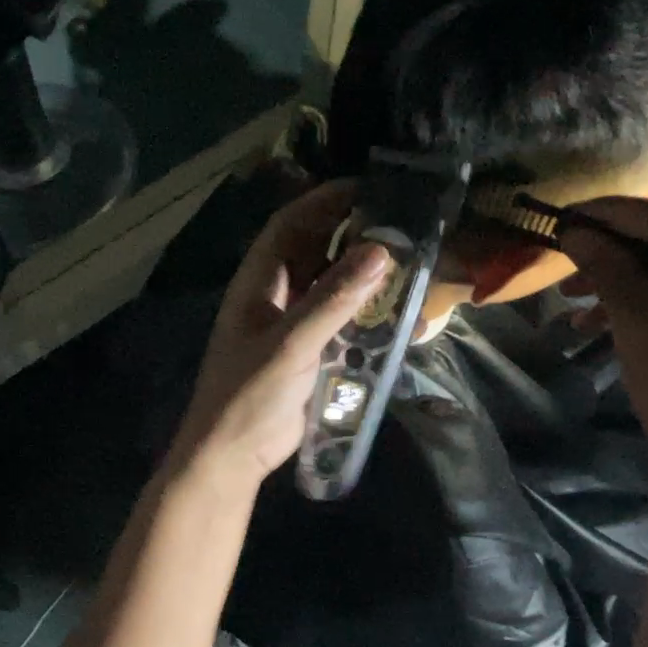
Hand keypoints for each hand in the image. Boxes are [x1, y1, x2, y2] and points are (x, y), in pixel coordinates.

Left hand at [170, 182, 393, 480]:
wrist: (232, 456)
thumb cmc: (247, 396)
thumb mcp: (290, 345)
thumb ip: (333, 300)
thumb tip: (381, 251)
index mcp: (258, 285)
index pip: (290, 226)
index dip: (325, 203)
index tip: (371, 190)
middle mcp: (276, 299)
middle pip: (318, 254)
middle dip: (357, 238)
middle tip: (406, 228)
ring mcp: (294, 329)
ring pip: (336, 290)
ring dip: (370, 281)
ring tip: (415, 269)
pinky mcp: (312, 357)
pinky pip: (345, 328)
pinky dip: (371, 321)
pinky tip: (405, 321)